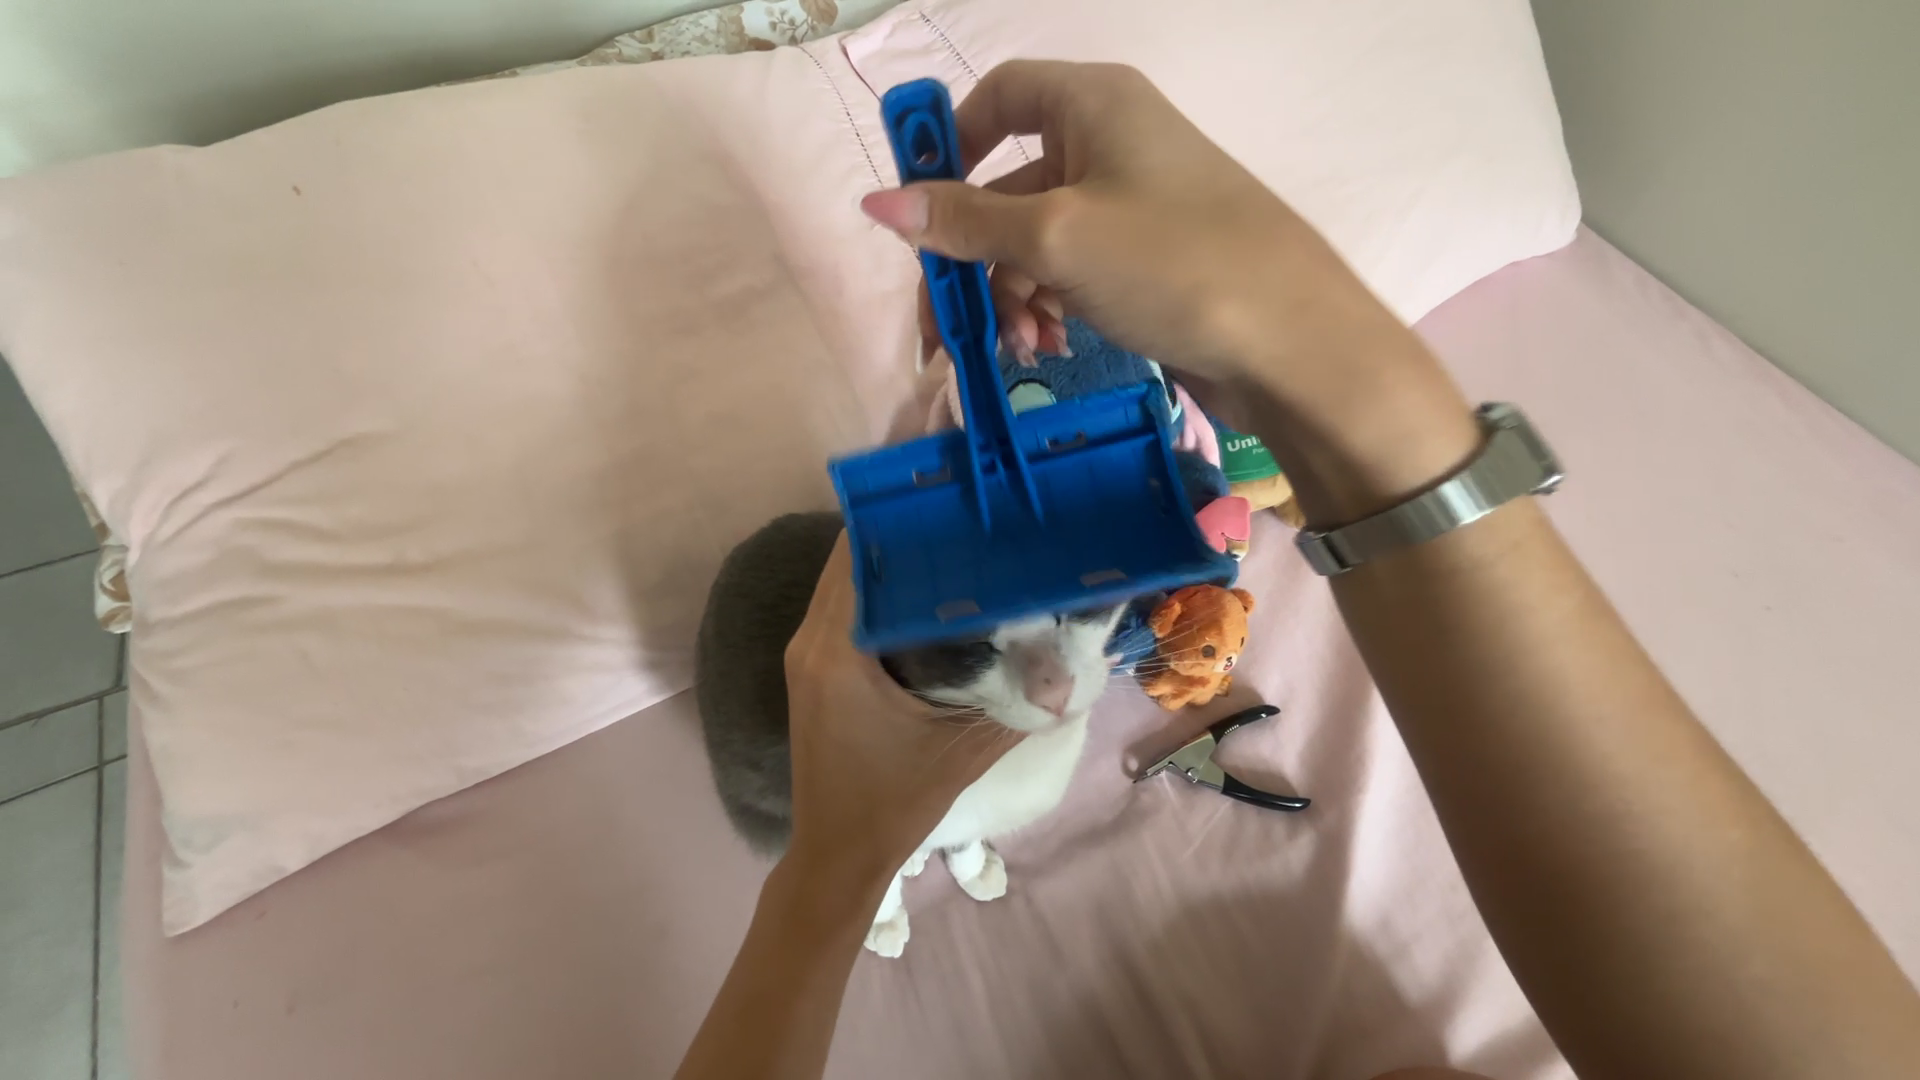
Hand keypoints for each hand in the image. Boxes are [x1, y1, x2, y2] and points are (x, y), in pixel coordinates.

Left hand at [781, 533, 1022, 881]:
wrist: (838, 854)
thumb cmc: (895, 803)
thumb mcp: (964, 751)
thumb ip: (1016, 700)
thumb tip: (1071, 659)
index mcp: (839, 652)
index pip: (860, 559)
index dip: (900, 523)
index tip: (950, 504)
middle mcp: (811, 641)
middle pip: (849, 561)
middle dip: (899, 535)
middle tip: (959, 519)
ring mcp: (806, 654)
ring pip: (844, 582)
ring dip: (888, 562)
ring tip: (948, 545)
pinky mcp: (812, 668)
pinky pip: (843, 608)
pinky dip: (877, 591)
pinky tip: (925, 592)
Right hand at [860, 60, 1478, 524]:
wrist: (1289, 342)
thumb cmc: (1171, 264)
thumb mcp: (1057, 237)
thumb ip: (965, 221)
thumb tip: (877, 203)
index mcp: (1093, 105)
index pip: (999, 99)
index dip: (951, 148)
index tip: (920, 212)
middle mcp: (1109, 146)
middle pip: (1008, 188)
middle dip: (976, 258)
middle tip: (950, 324)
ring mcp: (1128, 209)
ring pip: (1035, 242)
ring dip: (1012, 295)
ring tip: (1021, 347)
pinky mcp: (1141, 265)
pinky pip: (1070, 274)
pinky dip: (1048, 308)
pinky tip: (1046, 347)